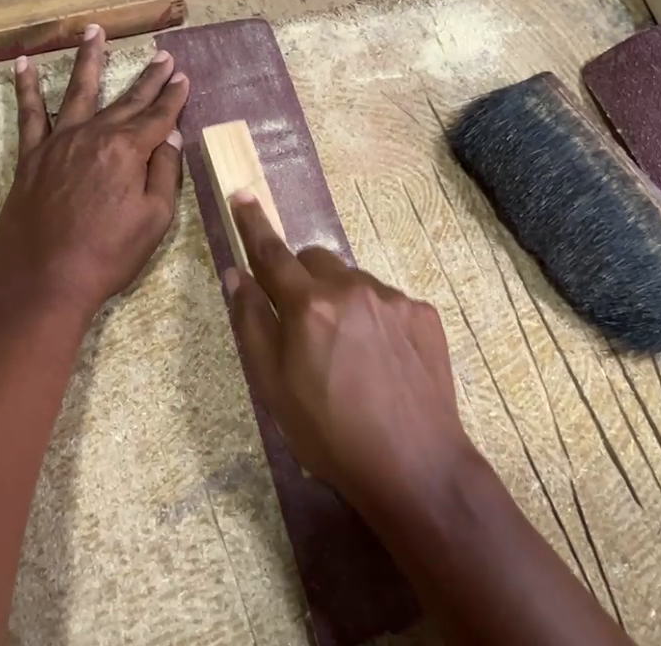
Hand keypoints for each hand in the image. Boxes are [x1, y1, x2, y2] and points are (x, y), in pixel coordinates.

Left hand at [0, 26, 188, 323]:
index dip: (173, 96)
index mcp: (128, 151)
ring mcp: (59, 143)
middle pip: (126, 100)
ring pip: (78, 91)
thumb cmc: (107, 256)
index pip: (158, 116)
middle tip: (162, 54)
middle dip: (147, 77)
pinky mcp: (32, 157)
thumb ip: (164, 173)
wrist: (44, 281)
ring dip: (88, 59)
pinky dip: (26, 87)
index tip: (183, 75)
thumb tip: (170, 137)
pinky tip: (23, 64)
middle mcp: (94, 136)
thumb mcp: (154, 220)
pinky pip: (29, 114)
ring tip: (94, 30)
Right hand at [225, 195, 476, 515]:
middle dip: (302, 279)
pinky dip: (374, 319)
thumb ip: (252, 323)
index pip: (272, 253)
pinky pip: (386, 301)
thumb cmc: (329, 433)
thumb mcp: (272, 386)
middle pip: (315, 261)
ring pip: (352, 281)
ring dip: (340, 301)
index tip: (243, 194)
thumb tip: (236, 274)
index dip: (253, 223)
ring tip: (348, 355)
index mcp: (308, 305)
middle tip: (303, 325)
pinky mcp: (423, 314)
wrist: (414, 466)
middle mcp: (351, 288)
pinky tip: (381, 362)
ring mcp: (393, 298)